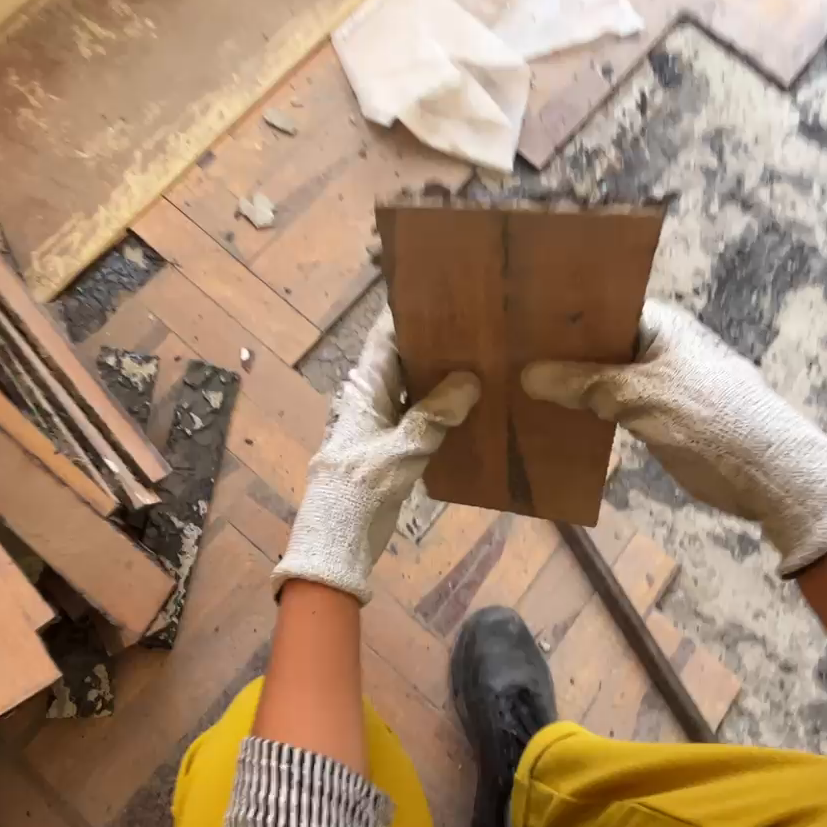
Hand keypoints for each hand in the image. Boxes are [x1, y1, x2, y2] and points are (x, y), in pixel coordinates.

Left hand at [274, 310, 479, 603]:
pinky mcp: (394, 442)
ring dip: (443, 371)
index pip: (385, 334)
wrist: (338, 539)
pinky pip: (422, 411)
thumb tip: (470, 379)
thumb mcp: (399, 452)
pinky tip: (477, 399)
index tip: (445, 287)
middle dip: (436, 337)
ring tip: (489, 351)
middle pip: (405, 355)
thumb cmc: (358, 489)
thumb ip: (433, 417)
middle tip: (484, 319)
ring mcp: (383, 419)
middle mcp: (373, 395)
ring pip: (415, 383)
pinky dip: (444, 403)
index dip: (410, 309)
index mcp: (365, 387)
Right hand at [522, 300, 826, 574]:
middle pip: (593, 341)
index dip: (559, 313)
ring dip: (564, 381)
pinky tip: (544, 412)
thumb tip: (526, 374)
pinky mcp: (649, 413)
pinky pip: (604, 402)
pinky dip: (579, 406)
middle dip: (554, 350)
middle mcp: (654, 345)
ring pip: (596, 374)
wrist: (771, 478)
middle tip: (502, 352)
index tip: (515, 320)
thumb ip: (586, 384)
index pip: (599, 305)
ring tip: (511, 380)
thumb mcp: (644, 397)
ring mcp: (652, 381)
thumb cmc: (713, 422)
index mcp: (660, 325)